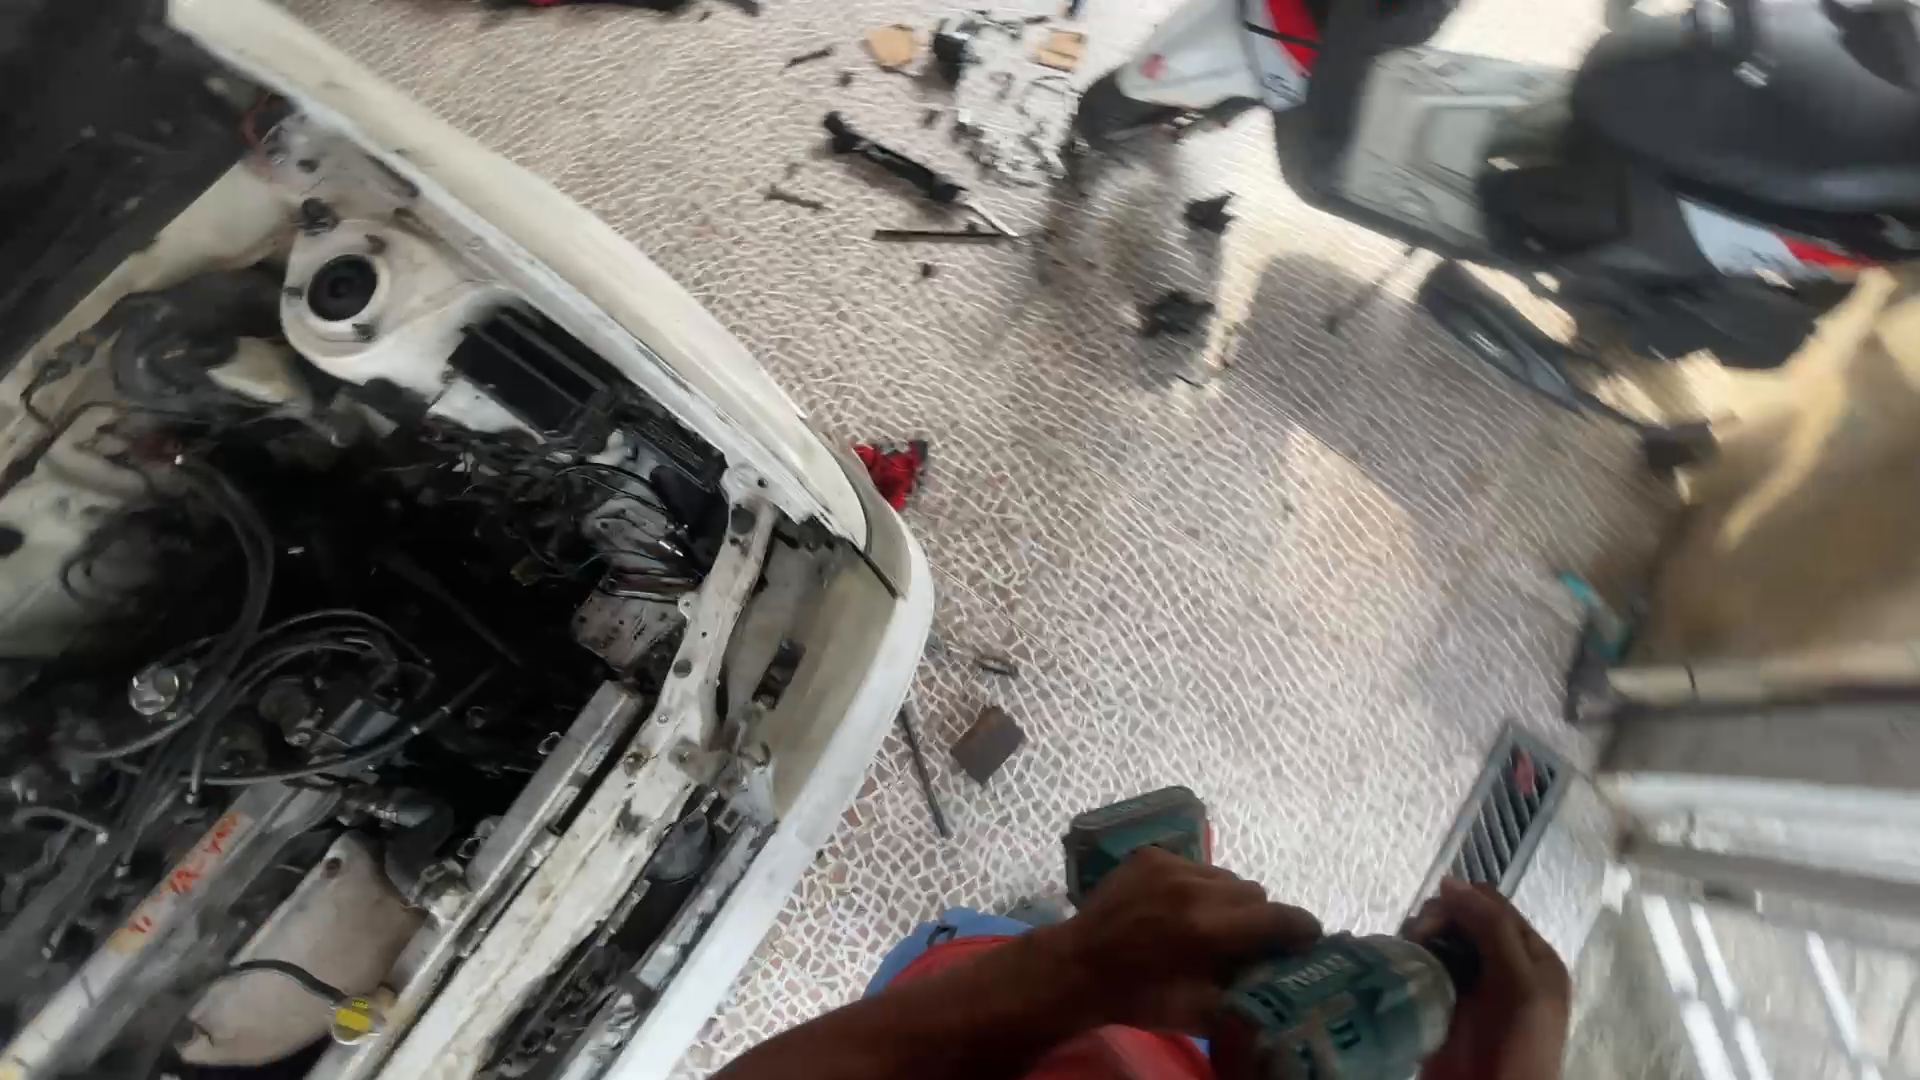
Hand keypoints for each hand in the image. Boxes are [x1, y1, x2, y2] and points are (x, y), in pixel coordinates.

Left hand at [1032, 846, 1320, 1033]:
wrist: (1080, 963)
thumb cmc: (1140, 996)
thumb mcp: (1202, 1010)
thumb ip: (1247, 990)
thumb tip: (1282, 982)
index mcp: (1206, 928)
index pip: (1277, 917)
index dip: (1300, 928)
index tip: (1307, 938)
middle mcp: (1191, 886)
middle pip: (1254, 892)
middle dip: (1259, 916)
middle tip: (1248, 940)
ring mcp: (1168, 864)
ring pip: (1224, 875)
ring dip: (1227, 898)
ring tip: (1210, 921)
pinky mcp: (1150, 854)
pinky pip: (1194, 864)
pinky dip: (1196, 884)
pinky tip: (1178, 905)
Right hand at [1407, 879, 1571, 1079]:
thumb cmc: (1514, 1044)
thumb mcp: (1517, 984)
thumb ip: (1491, 928)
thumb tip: (1448, 880)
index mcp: (1532, 956)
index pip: (1490, 903)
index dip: (1462, 904)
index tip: (1438, 922)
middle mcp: (1503, 959)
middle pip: (1460, 913)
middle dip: (1436, 919)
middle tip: (1420, 939)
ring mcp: (1472, 976)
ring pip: (1438, 930)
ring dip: (1420, 933)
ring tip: (1411, 953)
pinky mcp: (1443, 989)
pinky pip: (1424, 953)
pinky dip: (1412, 950)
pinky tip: (1406, 960)